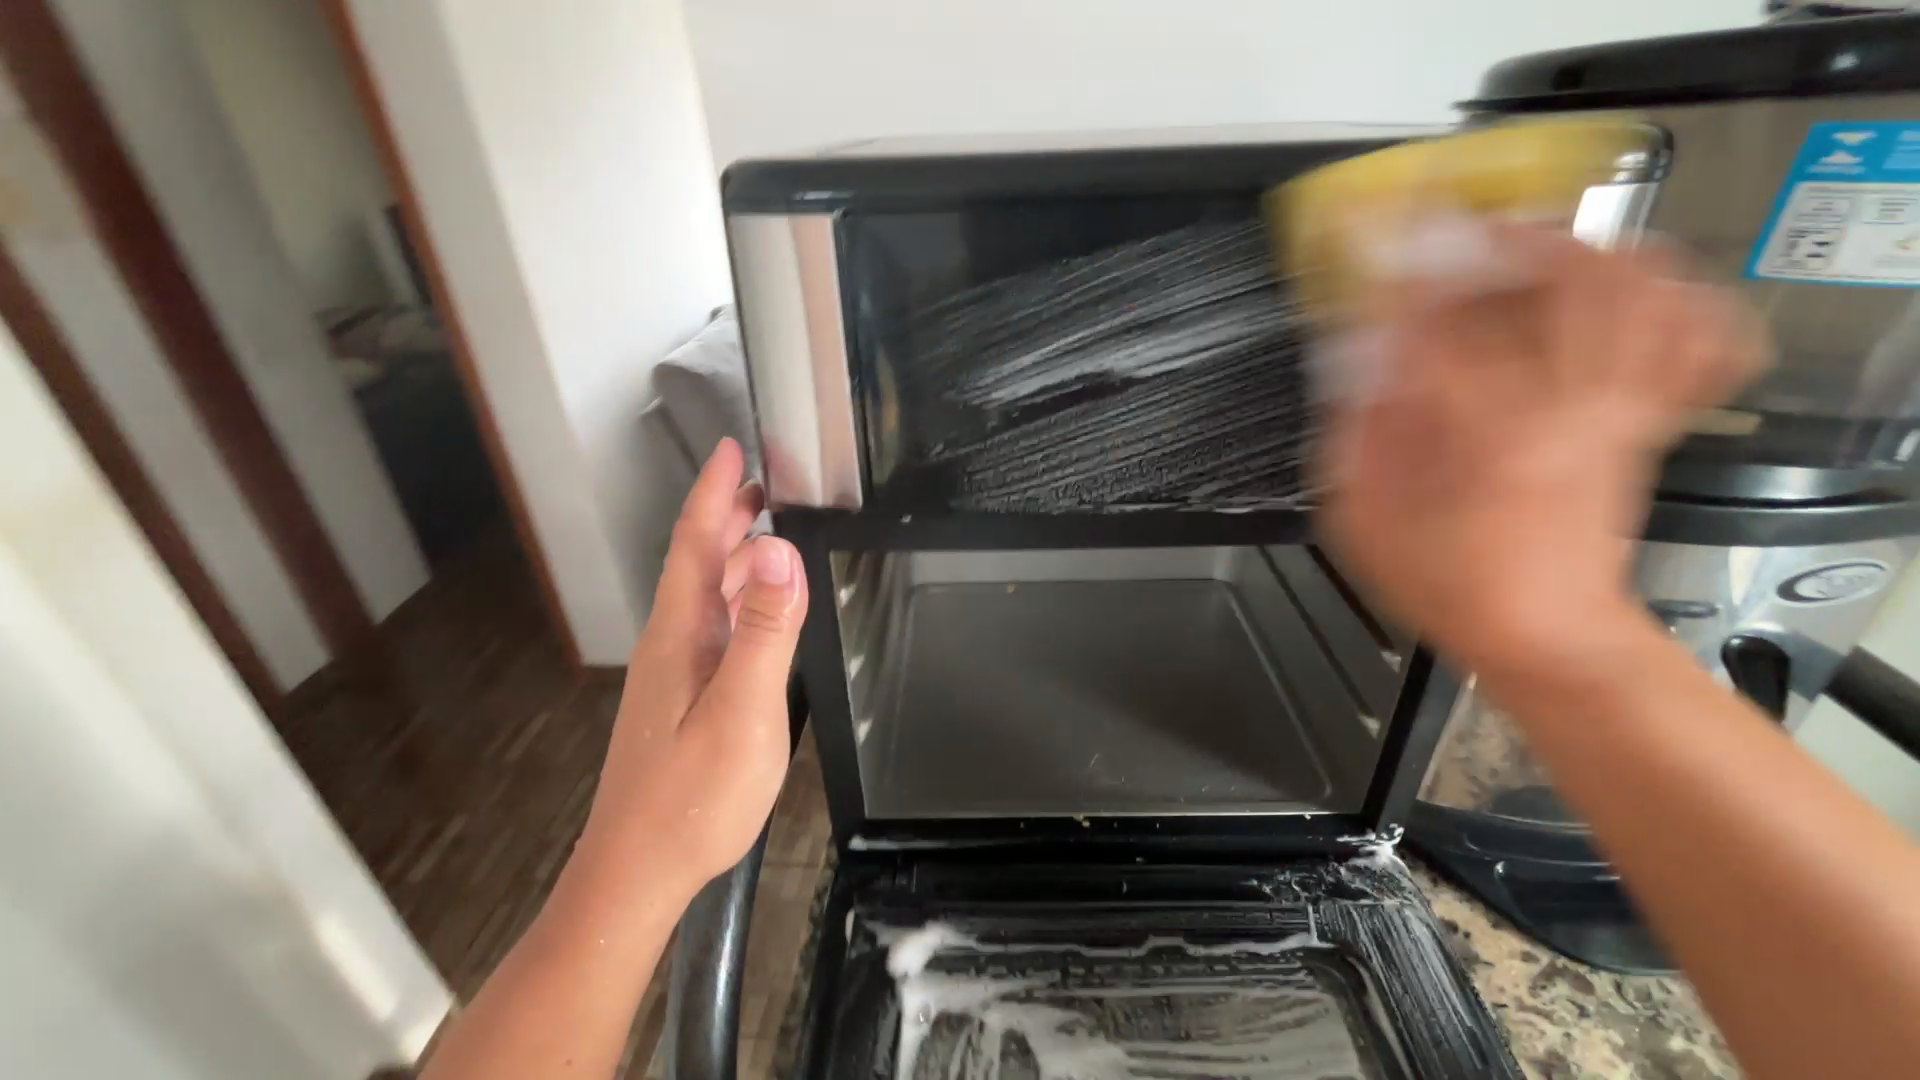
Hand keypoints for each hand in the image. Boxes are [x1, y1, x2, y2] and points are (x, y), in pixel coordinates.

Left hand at [576, 438, 807, 902]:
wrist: (638, 871)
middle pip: (698, 565)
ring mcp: (675, 675)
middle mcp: (672, 644)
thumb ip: (764, 631)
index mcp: (681, 635)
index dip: (713, 494)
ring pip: (706, 597)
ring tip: (767, 532)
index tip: (730, 448)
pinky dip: (738, 600)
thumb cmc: (693, 798)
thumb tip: (778, 550)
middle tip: (761, 482)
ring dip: (733, 557)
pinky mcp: (684, 700)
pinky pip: (715, 629)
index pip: (696, 545)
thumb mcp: (742, 710)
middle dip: (726, 517)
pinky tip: (757, 613)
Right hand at [1318, 218, 1765, 675]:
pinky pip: (1696, 342)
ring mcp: (1617, 411)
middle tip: (1473, 226)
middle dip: (1513, 232)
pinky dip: (1679, 299)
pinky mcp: (1648, 424)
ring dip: (1594, 248)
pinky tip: (1639, 289)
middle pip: (1565, 277)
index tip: (1375, 228)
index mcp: (1478, 433)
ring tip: (1547, 240)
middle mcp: (1562, 408)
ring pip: (1641, 291)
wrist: (1545, 632)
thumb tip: (1360, 361)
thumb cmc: (1453, 585)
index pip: (1437, 317)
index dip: (1402, 263)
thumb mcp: (1361, 518)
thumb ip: (1356, 431)